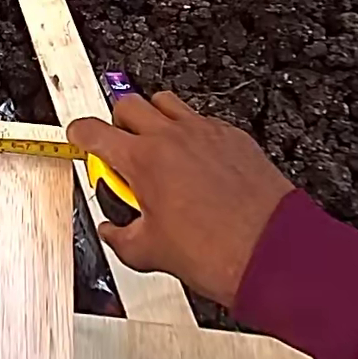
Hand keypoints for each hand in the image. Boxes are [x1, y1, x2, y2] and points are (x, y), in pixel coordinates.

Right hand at [68, 91, 294, 307]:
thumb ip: (121, 237)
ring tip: (158, 148)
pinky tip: (196, 160)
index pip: (93, 131)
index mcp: (143, 160)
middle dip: (117, 124)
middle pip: (126, 104)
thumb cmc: (221, 254)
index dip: (79, 133)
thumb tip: (113, 232)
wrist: (279, 256)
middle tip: (123, 151)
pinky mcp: (232, 137)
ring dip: (153, 118)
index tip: (80, 138)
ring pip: (164, 101)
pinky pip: (201, 119)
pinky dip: (190, 131)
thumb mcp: (152, 253)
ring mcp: (203, 132)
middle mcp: (171, 137)